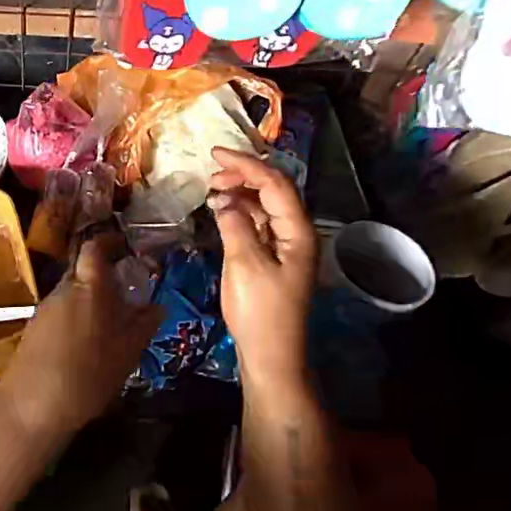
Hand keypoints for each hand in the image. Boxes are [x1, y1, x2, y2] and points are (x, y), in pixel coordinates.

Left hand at [0, 233, 161, 437]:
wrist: (29, 410)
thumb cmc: (87, 375)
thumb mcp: (127, 353)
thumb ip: (144, 325)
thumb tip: (157, 306)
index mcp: (89, 288)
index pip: (95, 249)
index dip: (109, 242)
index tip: (125, 246)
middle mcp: (63, 291)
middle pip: (84, 274)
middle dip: (106, 281)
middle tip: (128, 299)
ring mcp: (44, 311)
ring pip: (73, 296)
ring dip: (91, 304)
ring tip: (110, 330)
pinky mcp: (33, 331)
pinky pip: (61, 315)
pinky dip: (76, 321)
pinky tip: (86, 349)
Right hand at [208, 147, 316, 397]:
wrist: (271, 357)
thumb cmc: (261, 314)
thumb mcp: (245, 266)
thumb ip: (235, 226)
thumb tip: (223, 201)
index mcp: (298, 231)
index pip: (275, 183)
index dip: (246, 164)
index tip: (215, 154)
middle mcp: (297, 232)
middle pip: (274, 190)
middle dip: (244, 175)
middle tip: (212, 174)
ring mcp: (286, 245)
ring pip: (266, 205)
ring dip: (241, 192)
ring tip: (214, 190)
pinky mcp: (274, 258)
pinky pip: (260, 223)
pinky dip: (241, 212)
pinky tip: (222, 211)